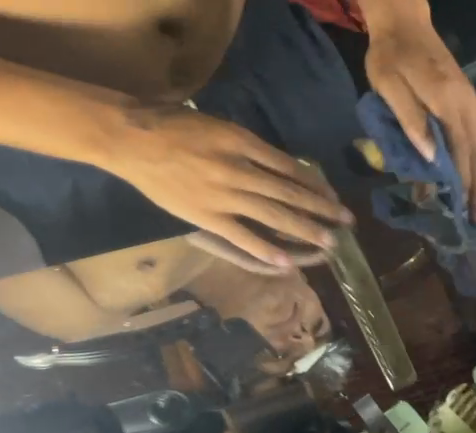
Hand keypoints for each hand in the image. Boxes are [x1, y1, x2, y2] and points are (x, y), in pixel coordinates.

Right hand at [103, 104, 353, 270]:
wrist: (128, 138)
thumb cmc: (173, 127)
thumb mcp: (218, 127)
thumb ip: (249, 148)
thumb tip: (284, 168)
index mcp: (242, 142)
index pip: (290, 167)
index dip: (316, 184)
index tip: (334, 196)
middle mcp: (239, 168)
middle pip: (291, 192)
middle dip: (322, 209)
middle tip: (347, 222)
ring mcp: (225, 195)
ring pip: (276, 215)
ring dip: (306, 230)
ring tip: (330, 243)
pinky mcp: (208, 216)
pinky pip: (244, 238)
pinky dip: (267, 251)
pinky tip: (288, 263)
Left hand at [365, 8, 475, 222]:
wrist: (404, 22)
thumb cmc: (390, 54)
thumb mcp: (389, 83)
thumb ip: (409, 119)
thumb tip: (431, 157)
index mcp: (447, 101)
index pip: (461, 149)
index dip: (464, 181)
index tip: (464, 208)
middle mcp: (467, 106)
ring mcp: (472, 107)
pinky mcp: (470, 107)